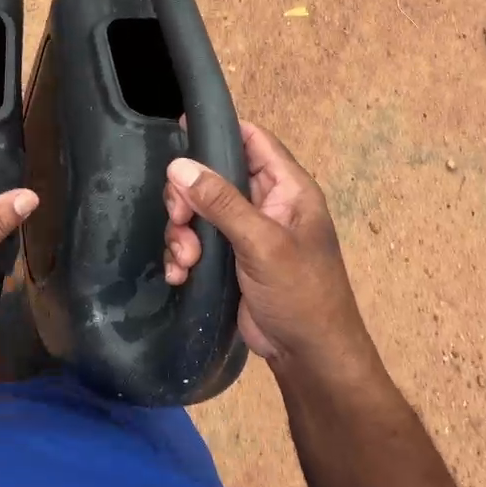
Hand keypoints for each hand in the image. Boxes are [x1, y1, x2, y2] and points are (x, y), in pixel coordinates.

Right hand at [161, 121, 375, 377]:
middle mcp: (265, 204)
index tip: (180, 129)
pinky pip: (195, 242)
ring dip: (182, 232)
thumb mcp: (262, 243)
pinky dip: (182, 255)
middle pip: (213, 177)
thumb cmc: (301, 294)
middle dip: (188, 197)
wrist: (308, 356)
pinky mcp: (228, 259)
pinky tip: (180, 274)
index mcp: (288, 189)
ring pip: (197, 211)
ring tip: (185, 259)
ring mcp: (245, 232)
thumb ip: (221, 202)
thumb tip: (177, 165)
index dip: (219, 130)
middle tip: (178, 218)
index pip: (253, 140)